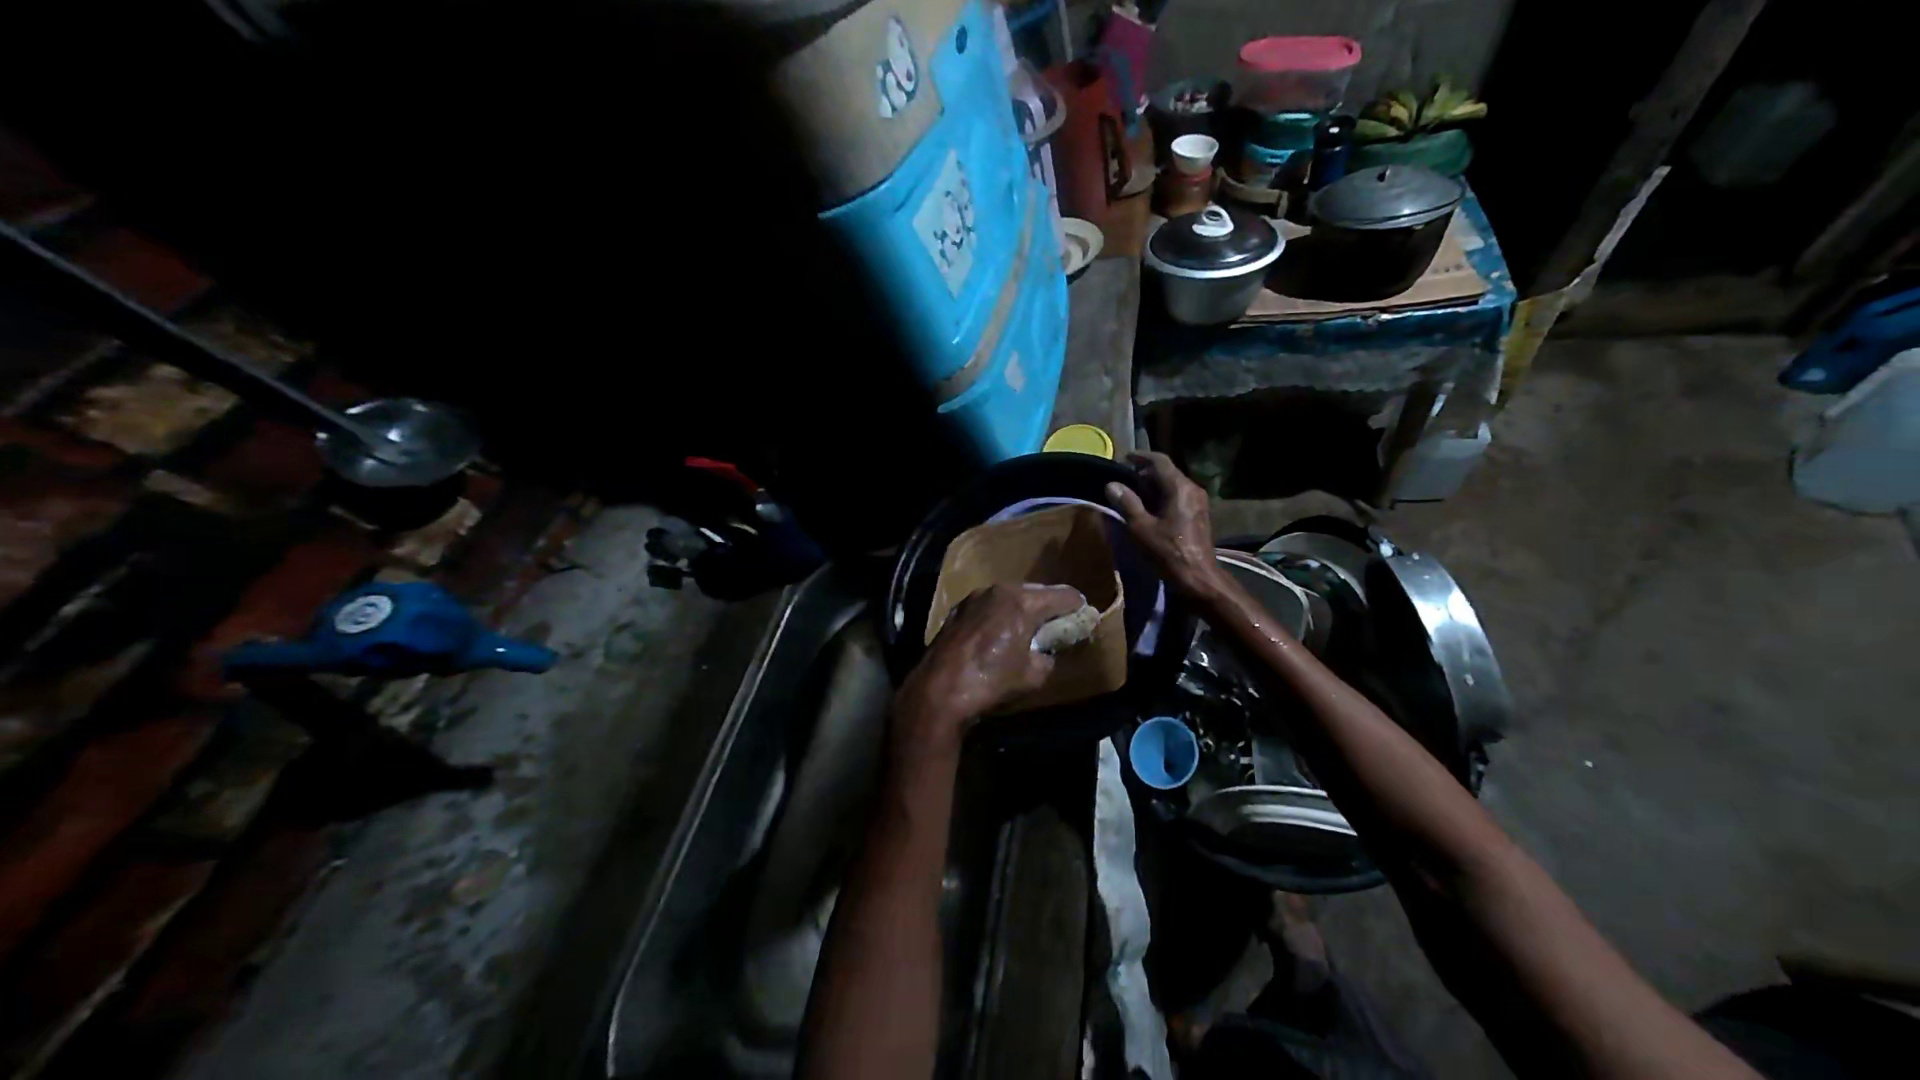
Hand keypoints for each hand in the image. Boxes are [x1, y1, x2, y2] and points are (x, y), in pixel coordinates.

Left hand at [896, 583, 1086, 747]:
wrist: (939, 690)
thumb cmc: (991, 682)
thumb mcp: (1034, 675)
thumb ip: (1049, 656)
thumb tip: (1047, 651)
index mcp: (1023, 601)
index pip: (1065, 595)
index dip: (1078, 608)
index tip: (1083, 621)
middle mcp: (999, 590)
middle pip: (1037, 591)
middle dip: (1049, 608)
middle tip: (1056, 629)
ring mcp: (975, 597)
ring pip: (1010, 597)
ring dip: (1022, 610)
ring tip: (1026, 633)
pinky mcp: (958, 609)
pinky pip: (990, 606)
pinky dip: (1000, 616)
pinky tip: (999, 636)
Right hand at [1105, 451, 1226, 597]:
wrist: (1199, 577)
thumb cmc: (1169, 552)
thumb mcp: (1141, 528)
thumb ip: (1127, 503)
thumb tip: (1112, 485)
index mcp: (1179, 488)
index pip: (1159, 461)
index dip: (1140, 457)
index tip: (1124, 458)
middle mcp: (1192, 489)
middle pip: (1167, 471)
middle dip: (1145, 472)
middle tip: (1124, 477)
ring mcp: (1198, 501)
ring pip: (1172, 484)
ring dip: (1152, 485)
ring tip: (1132, 492)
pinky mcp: (1198, 514)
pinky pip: (1177, 495)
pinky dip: (1161, 495)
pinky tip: (1148, 507)